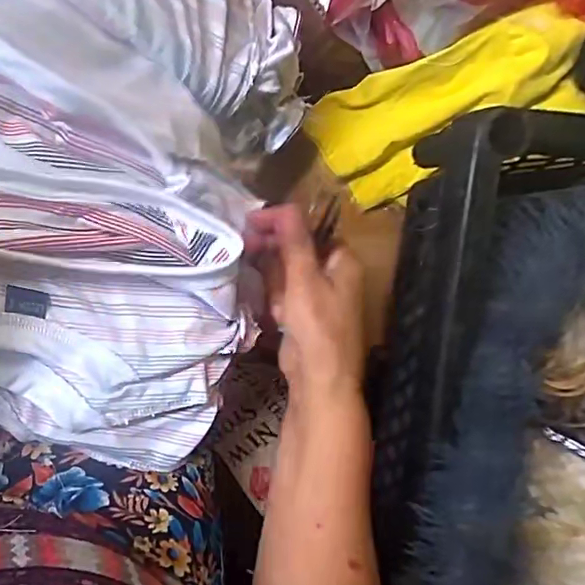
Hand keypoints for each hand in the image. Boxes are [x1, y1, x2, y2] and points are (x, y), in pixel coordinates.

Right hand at [247, 205, 366, 408]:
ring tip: (245, 263)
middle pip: (297, 247)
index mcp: (342, 260)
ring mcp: (317, 295)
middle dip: (270, 244)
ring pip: (287, 269)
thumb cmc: (316, 325)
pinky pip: (283, 292)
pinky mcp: (302, 314)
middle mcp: (332, 274)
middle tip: (243, 242)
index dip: (281, 222)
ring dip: (267, 266)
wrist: (319, 377)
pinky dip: (271, 290)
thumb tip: (284, 207)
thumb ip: (293, 241)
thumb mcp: (303, 278)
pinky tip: (260, 294)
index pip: (309, 228)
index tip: (251, 221)